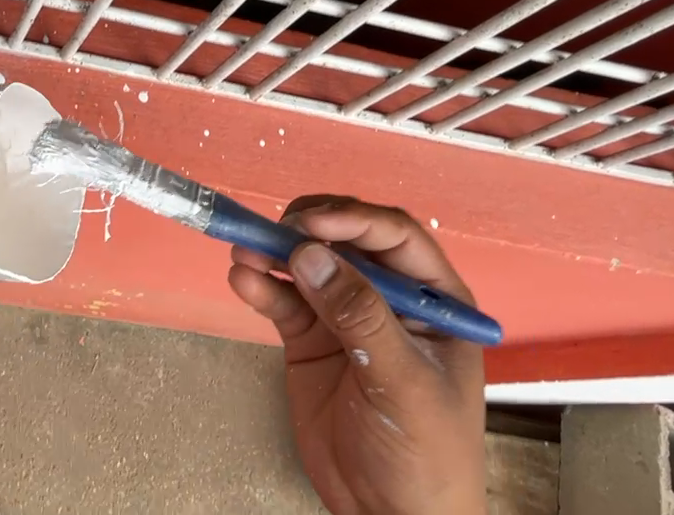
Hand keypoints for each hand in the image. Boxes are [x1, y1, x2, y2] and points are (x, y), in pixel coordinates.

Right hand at [228, 197, 485, 514]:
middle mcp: (387, 296)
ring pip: (306, 263)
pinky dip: (259, 285)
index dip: (352, 220)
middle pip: (344, 239)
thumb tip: (309, 254)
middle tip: (274, 234)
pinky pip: (281, 298)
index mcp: (432, 298)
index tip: (308, 224)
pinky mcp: (307, 336)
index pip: (394, 236)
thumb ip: (360, 318)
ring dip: (273, 252)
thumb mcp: (402, 385)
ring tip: (242, 251)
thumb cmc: (424, 454)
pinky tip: (241, 280)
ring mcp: (343, 314)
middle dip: (307, 230)